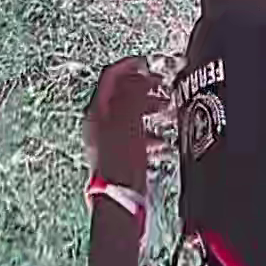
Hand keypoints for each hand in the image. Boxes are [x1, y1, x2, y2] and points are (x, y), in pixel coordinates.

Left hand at [82, 56, 165, 191]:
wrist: (120, 203)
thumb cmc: (122, 162)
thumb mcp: (131, 121)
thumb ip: (134, 95)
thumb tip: (141, 77)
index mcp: (97, 111)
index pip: (111, 76)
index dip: (129, 66)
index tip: (146, 62)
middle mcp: (99, 124)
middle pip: (122, 94)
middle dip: (144, 87)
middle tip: (163, 85)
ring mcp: (108, 141)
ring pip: (131, 114)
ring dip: (149, 108)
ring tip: (168, 110)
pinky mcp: (119, 157)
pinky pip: (136, 136)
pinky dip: (150, 132)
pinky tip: (163, 140)